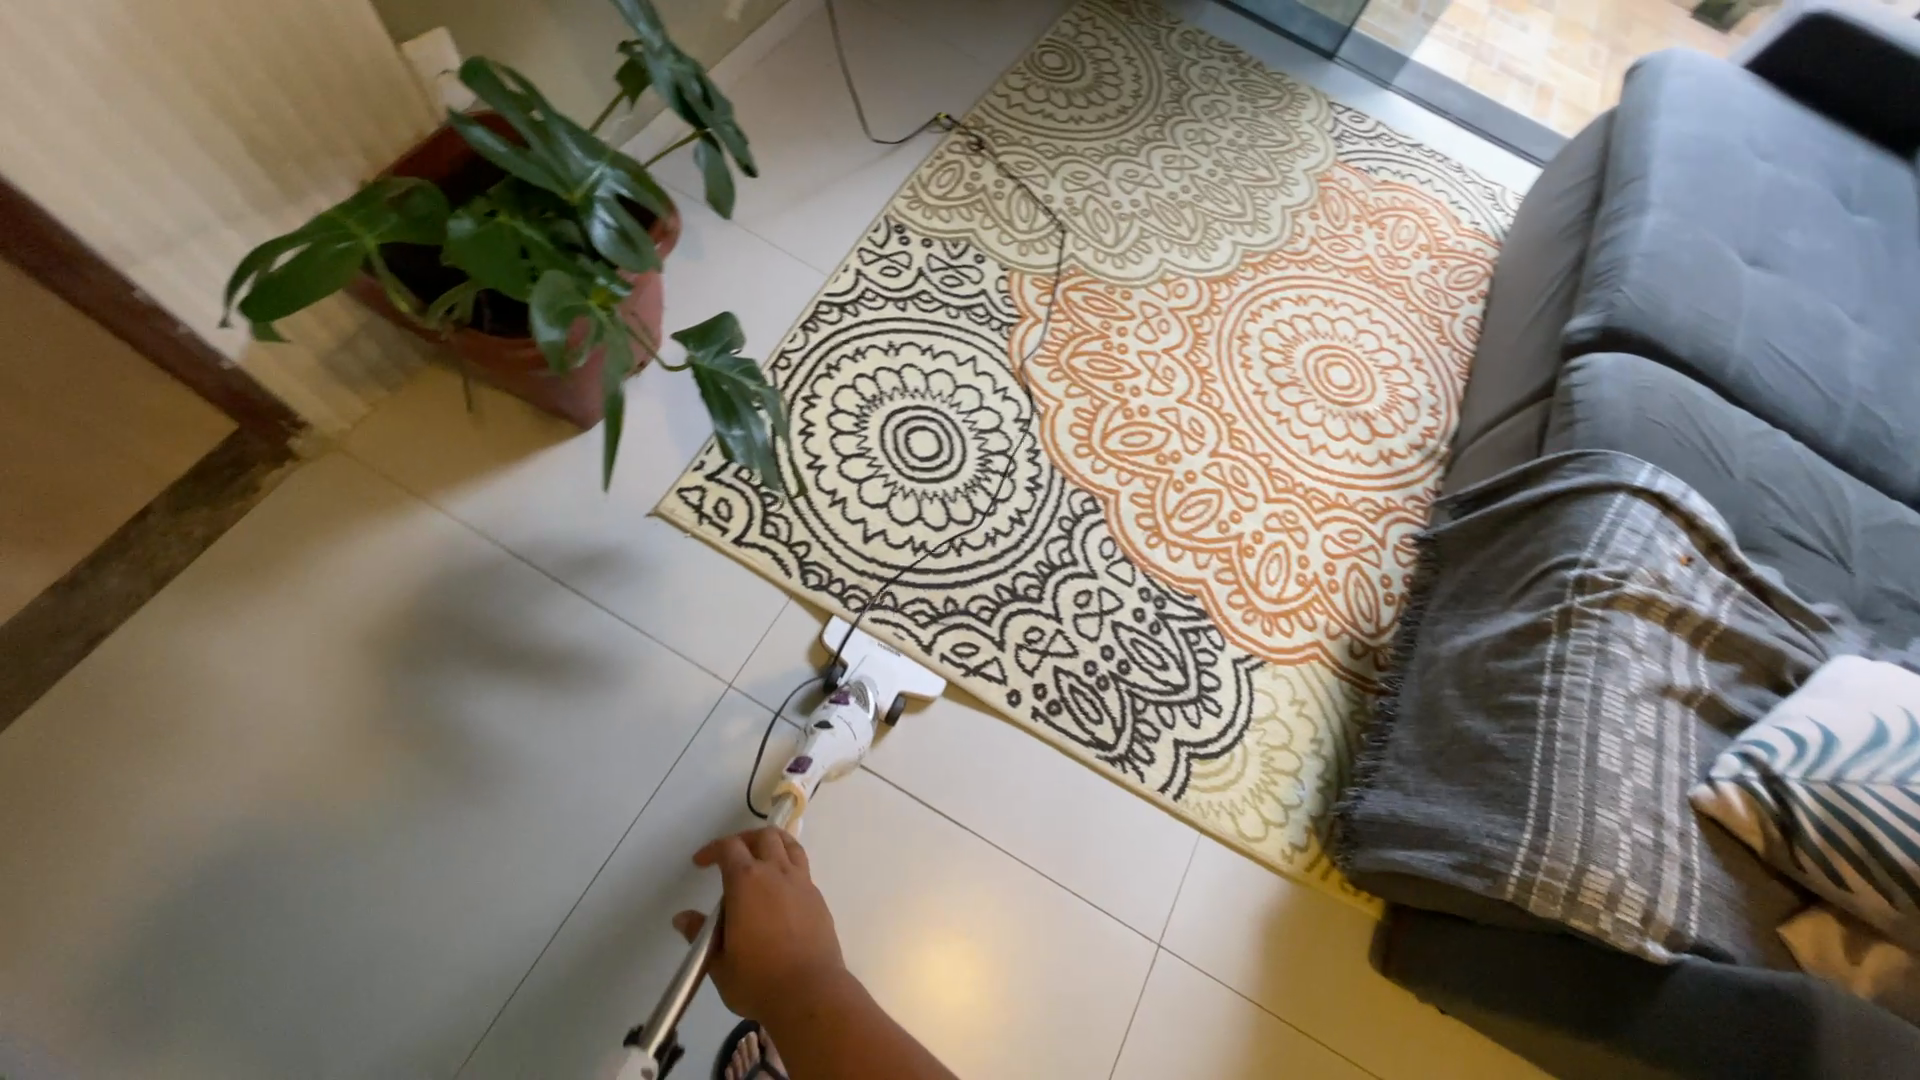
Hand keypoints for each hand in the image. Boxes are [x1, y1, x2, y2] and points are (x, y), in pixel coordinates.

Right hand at [674, 827, 849, 1022]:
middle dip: (743, 839)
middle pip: (764, 836)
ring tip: (760, 855)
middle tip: (730, 855)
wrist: (810, 990)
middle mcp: (776, 873)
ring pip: (789, 844)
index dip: (712, 850)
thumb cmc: (758, 979)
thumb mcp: (718, 963)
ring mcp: (801, 882)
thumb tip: (682, 918)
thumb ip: (700, 935)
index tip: (700, 862)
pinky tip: (780, 887)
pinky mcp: (817, 896)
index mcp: (747, 882)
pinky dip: (788, 864)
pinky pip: (802, 866)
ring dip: (772, 842)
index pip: (729, 848)